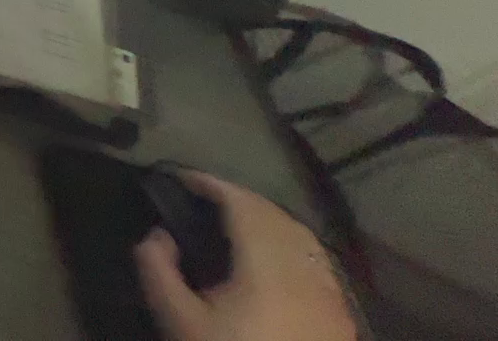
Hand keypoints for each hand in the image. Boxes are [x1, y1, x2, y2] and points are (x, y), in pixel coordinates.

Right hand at [134, 170, 356, 340]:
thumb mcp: (174, 316)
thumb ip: (155, 264)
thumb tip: (160, 233)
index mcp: (266, 271)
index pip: (244, 207)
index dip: (212, 184)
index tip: (180, 177)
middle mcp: (305, 276)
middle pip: (277, 217)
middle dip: (238, 196)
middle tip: (201, 193)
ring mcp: (331, 300)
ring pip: (304, 238)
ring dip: (267, 217)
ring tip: (234, 217)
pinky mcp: (342, 320)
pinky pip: (319, 263)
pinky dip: (290, 242)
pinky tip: (270, 254)